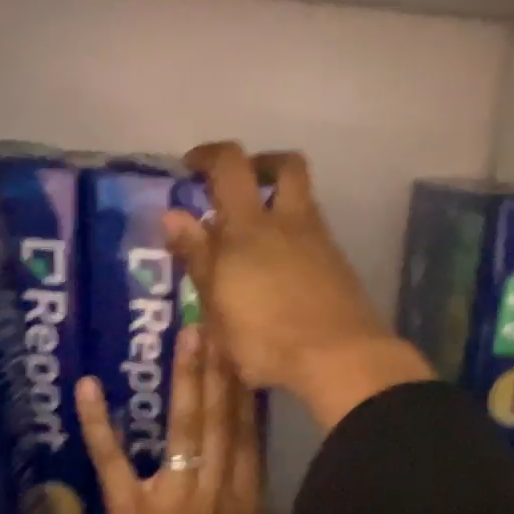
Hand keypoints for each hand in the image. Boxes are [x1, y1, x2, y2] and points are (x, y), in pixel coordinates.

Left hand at [75, 326, 290, 513]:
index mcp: (246, 505)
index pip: (248, 438)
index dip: (246, 396)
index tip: (246, 358)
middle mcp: (215, 489)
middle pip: (220, 420)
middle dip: (220, 370)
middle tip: (217, 323)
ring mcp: (173, 494)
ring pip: (183, 427)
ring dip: (184, 379)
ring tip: (187, 336)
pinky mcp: (131, 507)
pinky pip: (113, 459)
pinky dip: (98, 424)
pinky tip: (88, 388)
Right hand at [164, 142, 434, 430]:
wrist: (340, 359)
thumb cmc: (266, 337)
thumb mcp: (217, 306)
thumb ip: (198, 257)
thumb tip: (173, 215)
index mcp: (250, 226)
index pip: (230, 165)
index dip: (209, 155)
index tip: (191, 167)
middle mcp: (290, 223)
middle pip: (286, 166)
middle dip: (262, 164)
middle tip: (241, 185)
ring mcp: (321, 244)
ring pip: (304, 202)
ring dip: (281, 206)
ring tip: (257, 240)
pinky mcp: (340, 268)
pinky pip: (315, 237)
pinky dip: (296, 241)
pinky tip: (282, 274)